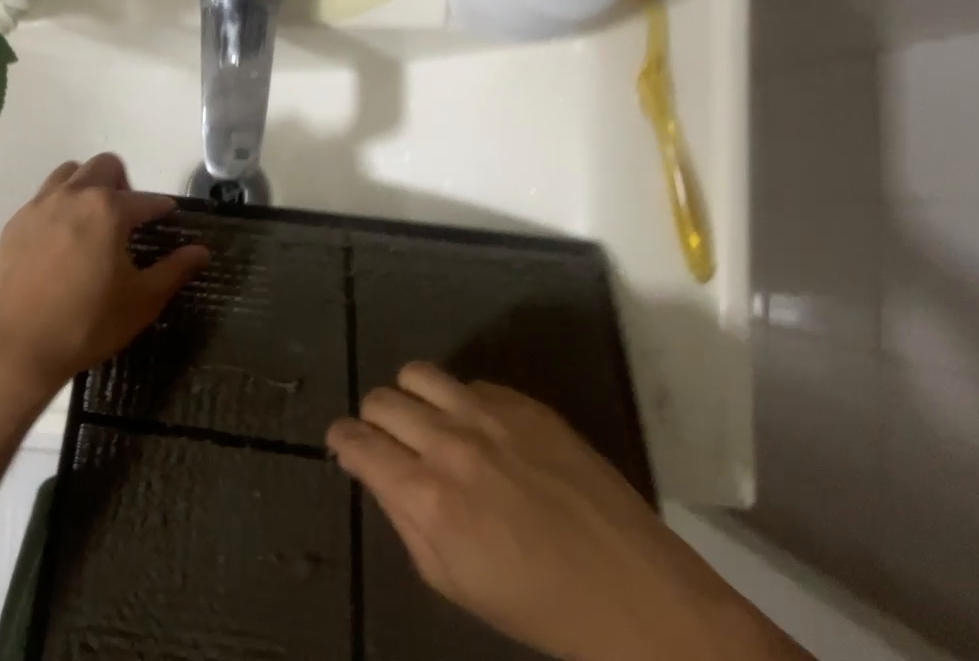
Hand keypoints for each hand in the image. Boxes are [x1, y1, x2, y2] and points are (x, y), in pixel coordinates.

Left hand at [0, 154, 208, 395]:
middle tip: (128, 220)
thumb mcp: (141, 302)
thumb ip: (174, 270)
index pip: (147, 200)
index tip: (168, 220)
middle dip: (123, 185)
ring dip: (87, 186)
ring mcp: (38, 206)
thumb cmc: (86, 326)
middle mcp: (73, 196)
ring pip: (69, 173)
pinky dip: (60, 206)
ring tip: (93, 222)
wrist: (14, 347)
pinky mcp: (14, 223)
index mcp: (108, 210)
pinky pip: (43, 197)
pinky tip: (62, 241)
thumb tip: (201, 251)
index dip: (162, 210)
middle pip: (105, 166)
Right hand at [329, 364, 807, 660]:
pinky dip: (459, 401)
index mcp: (427, 496)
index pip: (355, 441)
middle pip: (380, 401)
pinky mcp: (531, 407)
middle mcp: (452, 445)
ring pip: (417, 374)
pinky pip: (470, 382)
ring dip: (411, 399)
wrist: (636, 595)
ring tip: (428, 425)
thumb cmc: (535, 603)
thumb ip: (402, 518)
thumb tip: (378, 475)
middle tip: (390, 446)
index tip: (347, 448)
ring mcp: (494, 419)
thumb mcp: (448, 579)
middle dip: (373, 422)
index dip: (342, 442)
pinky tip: (480, 432)